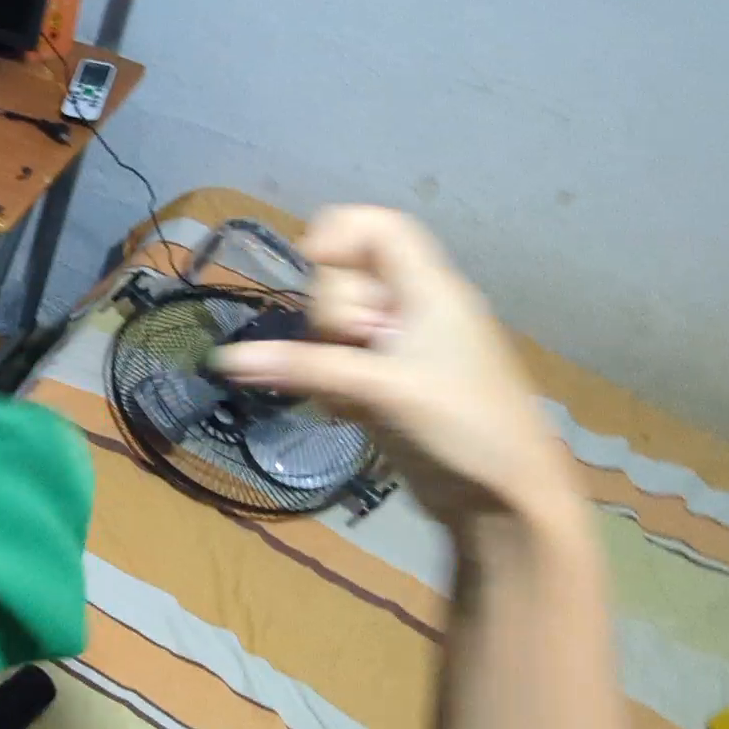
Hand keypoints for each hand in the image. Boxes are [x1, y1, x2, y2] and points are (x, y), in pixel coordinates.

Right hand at [211, 205, 579, 525]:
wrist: (503, 500)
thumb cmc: (463, 429)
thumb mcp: (379, 389)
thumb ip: (302, 368)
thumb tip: (225, 359)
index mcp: (428, 293)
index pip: (379, 228)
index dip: (337, 234)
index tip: (310, 272)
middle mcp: (411, 311)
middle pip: (341, 280)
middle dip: (326, 316)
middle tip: (348, 351)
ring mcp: (397, 349)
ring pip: (331, 327)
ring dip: (320, 358)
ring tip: (346, 393)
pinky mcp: (384, 382)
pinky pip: (333, 363)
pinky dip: (326, 382)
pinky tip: (346, 411)